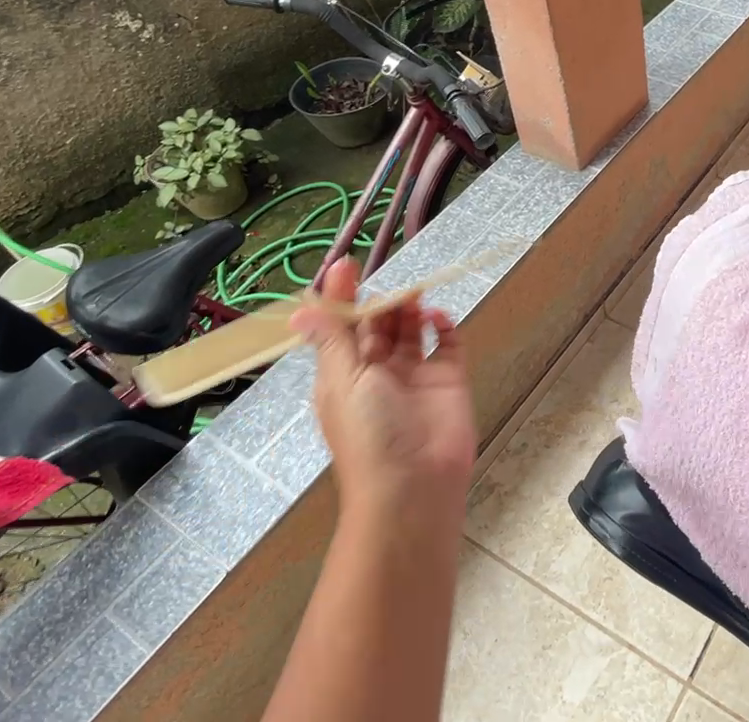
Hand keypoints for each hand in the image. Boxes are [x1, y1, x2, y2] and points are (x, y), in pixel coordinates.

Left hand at [291, 259, 476, 512]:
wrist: (414, 483)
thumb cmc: (369, 431)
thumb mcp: (341, 382)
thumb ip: (332, 339)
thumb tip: (300, 309)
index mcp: (343, 374)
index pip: (341, 327)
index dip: (342, 297)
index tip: (346, 265)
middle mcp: (378, 372)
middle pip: (378, 325)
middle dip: (380, 302)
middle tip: (387, 284)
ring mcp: (415, 375)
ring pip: (411, 331)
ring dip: (409, 310)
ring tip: (412, 296)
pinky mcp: (448, 379)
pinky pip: (447, 344)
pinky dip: (444, 326)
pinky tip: (438, 317)